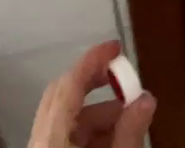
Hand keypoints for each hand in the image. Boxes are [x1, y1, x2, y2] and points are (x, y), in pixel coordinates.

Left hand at [28, 41, 155, 147]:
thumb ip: (129, 131)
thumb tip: (147, 98)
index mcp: (51, 134)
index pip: (70, 83)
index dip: (93, 60)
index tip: (116, 47)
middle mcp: (38, 138)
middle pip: (63, 94)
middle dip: (96, 85)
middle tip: (123, 82)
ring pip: (64, 117)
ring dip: (96, 112)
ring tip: (128, 121)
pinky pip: (62, 135)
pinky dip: (86, 131)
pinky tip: (111, 140)